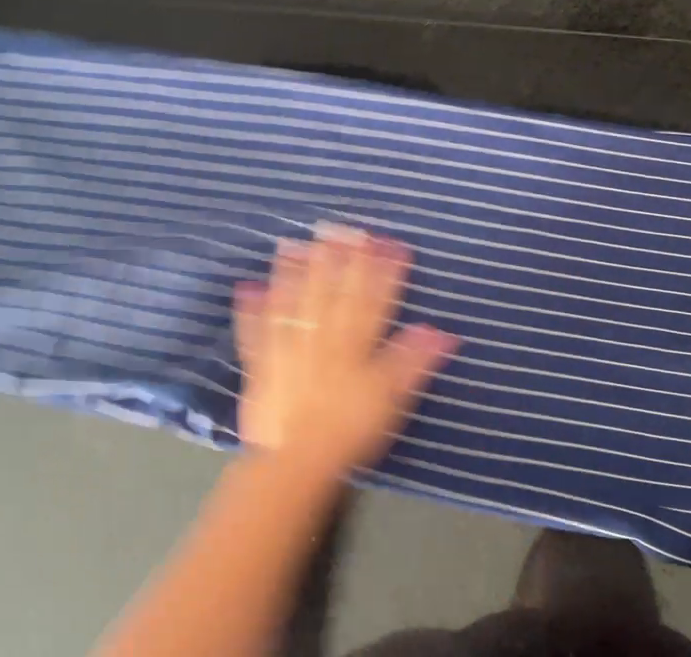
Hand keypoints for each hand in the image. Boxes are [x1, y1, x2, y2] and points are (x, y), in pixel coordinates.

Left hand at [234, 224, 456, 477]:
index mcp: (356, 344)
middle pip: (332, 291)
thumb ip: (413, 362)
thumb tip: (440, 330)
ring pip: (294, 302)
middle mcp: (322, 338)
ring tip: (298, 241)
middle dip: (340, 257)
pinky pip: (257, 331)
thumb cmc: (350, 431)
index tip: (391, 241)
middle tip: (344, 226)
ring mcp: (288, 349)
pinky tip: (250, 285)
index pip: (374, 299)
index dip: (384, 270)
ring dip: (296, 270)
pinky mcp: (261, 366)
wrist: (294, 464)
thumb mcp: (392, 399)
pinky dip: (253, 308)